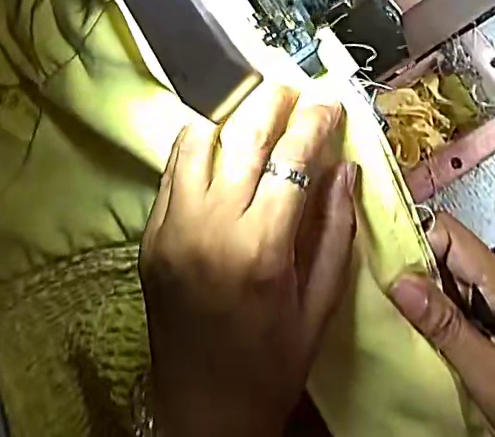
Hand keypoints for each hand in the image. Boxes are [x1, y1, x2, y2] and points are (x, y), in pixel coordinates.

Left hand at [140, 81, 357, 436]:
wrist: (200, 412)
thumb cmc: (271, 363)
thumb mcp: (319, 305)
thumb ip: (335, 229)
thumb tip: (344, 167)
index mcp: (259, 248)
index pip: (289, 158)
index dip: (314, 122)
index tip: (329, 102)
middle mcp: (209, 227)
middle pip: (242, 136)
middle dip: (272, 101)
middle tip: (292, 89)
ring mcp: (172, 226)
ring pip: (198, 138)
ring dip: (231, 114)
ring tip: (257, 110)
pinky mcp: (150, 231)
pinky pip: (174, 166)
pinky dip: (201, 143)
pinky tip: (222, 141)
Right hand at [390, 213, 494, 436]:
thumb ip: (448, 329)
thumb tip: (399, 280)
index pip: (448, 231)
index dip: (414, 239)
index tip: (382, 263)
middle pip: (445, 251)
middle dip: (413, 267)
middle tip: (381, 293)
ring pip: (448, 278)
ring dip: (423, 293)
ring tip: (394, 313)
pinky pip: (458, 304)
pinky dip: (437, 314)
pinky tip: (420, 333)